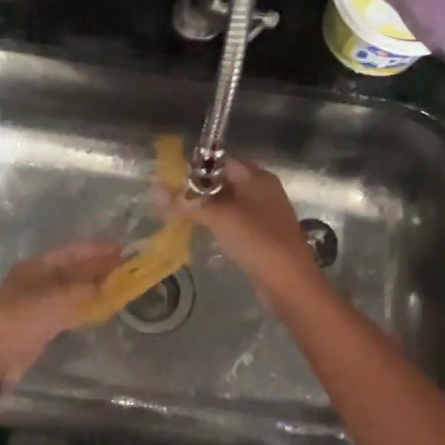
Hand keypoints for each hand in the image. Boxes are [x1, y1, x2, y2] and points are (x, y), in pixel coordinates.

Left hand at [0, 242, 123, 386]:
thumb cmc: (21, 319)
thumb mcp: (57, 299)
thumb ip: (86, 288)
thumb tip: (113, 281)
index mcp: (35, 265)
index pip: (72, 251)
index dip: (97, 250)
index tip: (123, 250)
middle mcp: (36, 279)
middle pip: (73, 269)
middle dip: (98, 268)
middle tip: (127, 269)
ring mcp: (37, 301)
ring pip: (72, 288)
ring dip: (94, 286)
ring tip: (120, 285)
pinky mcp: (40, 322)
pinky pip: (68, 306)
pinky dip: (86, 304)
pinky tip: (101, 307)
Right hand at [160, 158, 321, 293]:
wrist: (289, 282)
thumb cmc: (257, 240)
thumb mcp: (220, 217)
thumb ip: (189, 202)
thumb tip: (155, 190)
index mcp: (259, 178)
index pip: (224, 162)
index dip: (198, 168)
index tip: (171, 177)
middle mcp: (263, 192)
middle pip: (226, 183)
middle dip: (199, 189)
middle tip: (170, 198)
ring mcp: (264, 216)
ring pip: (229, 205)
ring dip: (207, 208)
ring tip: (179, 215)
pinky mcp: (262, 237)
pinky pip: (235, 223)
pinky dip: (218, 224)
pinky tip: (201, 232)